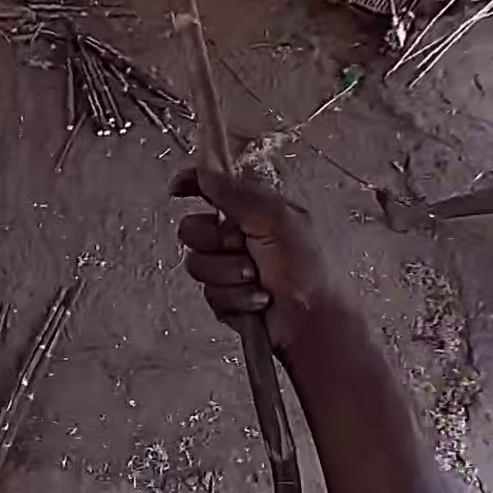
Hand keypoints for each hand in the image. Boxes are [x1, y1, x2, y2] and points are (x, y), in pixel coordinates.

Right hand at [172, 165, 339, 348]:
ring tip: (257, 280)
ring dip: (228, 274)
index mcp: (256, 211)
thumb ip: (238, 195)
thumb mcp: (278, 221)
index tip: (177, 189)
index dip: (192, 185)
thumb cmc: (311, 269)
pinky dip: (234, 297)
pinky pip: (209, 292)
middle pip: (193, 230)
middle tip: (242, 248)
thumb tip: (206, 169)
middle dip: (214, 243)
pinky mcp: (225, 296)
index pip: (215, 189)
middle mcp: (240, 237)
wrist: (314, 322)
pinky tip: (257, 300)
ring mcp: (230, 267)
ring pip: (198, 264)